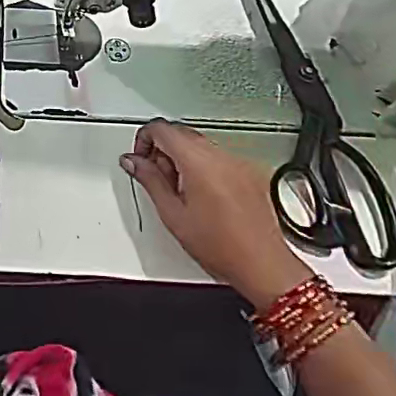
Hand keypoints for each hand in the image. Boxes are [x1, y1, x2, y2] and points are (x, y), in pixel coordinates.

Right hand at [121, 119, 313, 305]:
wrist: (263, 266)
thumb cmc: (223, 247)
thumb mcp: (172, 214)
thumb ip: (149, 179)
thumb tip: (133, 161)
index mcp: (198, 162)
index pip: (161, 128)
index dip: (143, 139)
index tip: (140, 158)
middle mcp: (221, 156)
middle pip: (180, 133)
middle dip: (162, 149)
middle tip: (157, 177)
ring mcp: (238, 163)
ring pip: (199, 144)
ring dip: (183, 158)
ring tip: (181, 192)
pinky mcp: (249, 173)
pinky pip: (218, 157)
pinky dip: (204, 167)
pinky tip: (203, 196)